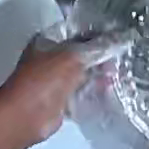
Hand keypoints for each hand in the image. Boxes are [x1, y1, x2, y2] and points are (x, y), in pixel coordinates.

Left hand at [0, 31, 126, 148]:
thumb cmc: (43, 81)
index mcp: (48, 40)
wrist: (25, 117)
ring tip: (118, 77)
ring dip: (99, 77)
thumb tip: (123, 36)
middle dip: (101, 58)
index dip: (99, 34)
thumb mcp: (73, 57)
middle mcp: (50, 57)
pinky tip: (109, 92)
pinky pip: (81, 93)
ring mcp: (55, 80)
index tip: (120, 38)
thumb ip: (98, 46)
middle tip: (121, 60)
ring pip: (83, 74)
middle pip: (82, 53)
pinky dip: (94, 94)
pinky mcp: (60, 100)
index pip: (78, 31)